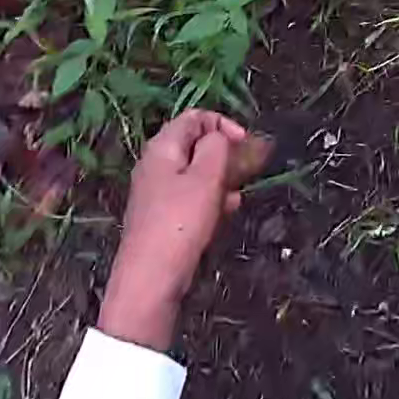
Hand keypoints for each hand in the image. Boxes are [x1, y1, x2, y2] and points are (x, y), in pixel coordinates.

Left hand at [97, 110, 245, 350]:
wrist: (150, 280)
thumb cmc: (180, 222)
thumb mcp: (206, 177)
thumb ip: (217, 147)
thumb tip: (219, 137)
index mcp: (163, 147)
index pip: (195, 117)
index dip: (223, 124)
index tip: (245, 144)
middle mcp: (156, 163)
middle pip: (196, 144)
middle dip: (225, 153)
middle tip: (248, 168)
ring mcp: (157, 190)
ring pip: (196, 171)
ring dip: (221, 177)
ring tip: (238, 193)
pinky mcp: (162, 215)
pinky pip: (191, 195)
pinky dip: (211, 197)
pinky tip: (226, 211)